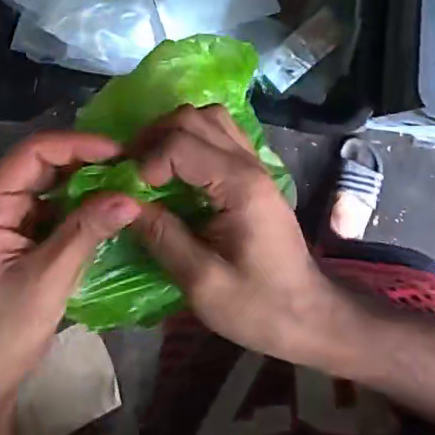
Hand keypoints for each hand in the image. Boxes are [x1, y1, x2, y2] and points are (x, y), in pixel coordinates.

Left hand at [0, 130, 139, 403]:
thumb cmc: (1, 337)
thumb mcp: (47, 281)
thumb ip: (86, 232)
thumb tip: (130, 197)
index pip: (31, 154)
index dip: (75, 145)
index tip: (117, 152)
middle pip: (35, 166)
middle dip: (81, 163)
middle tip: (125, 167)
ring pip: (40, 187)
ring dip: (78, 185)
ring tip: (119, 185)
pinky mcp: (3, 242)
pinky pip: (39, 210)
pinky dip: (68, 208)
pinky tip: (98, 211)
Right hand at [130, 105, 361, 367]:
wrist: (309, 316)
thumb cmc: (259, 307)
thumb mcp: (203, 283)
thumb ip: (162, 238)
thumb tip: (124, 204)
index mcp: (238, 185)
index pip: (180, 143)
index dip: (147, 160)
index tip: (130, 192)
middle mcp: (248, 163)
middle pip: (192, 118)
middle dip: (153, 138)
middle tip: (130, 170)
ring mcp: (253, 163)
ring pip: (207, 117)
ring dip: (172, 132)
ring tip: (150, 164)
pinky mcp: (252, 172)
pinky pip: (219, 133)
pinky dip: (191, 139)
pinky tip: (176, 168)